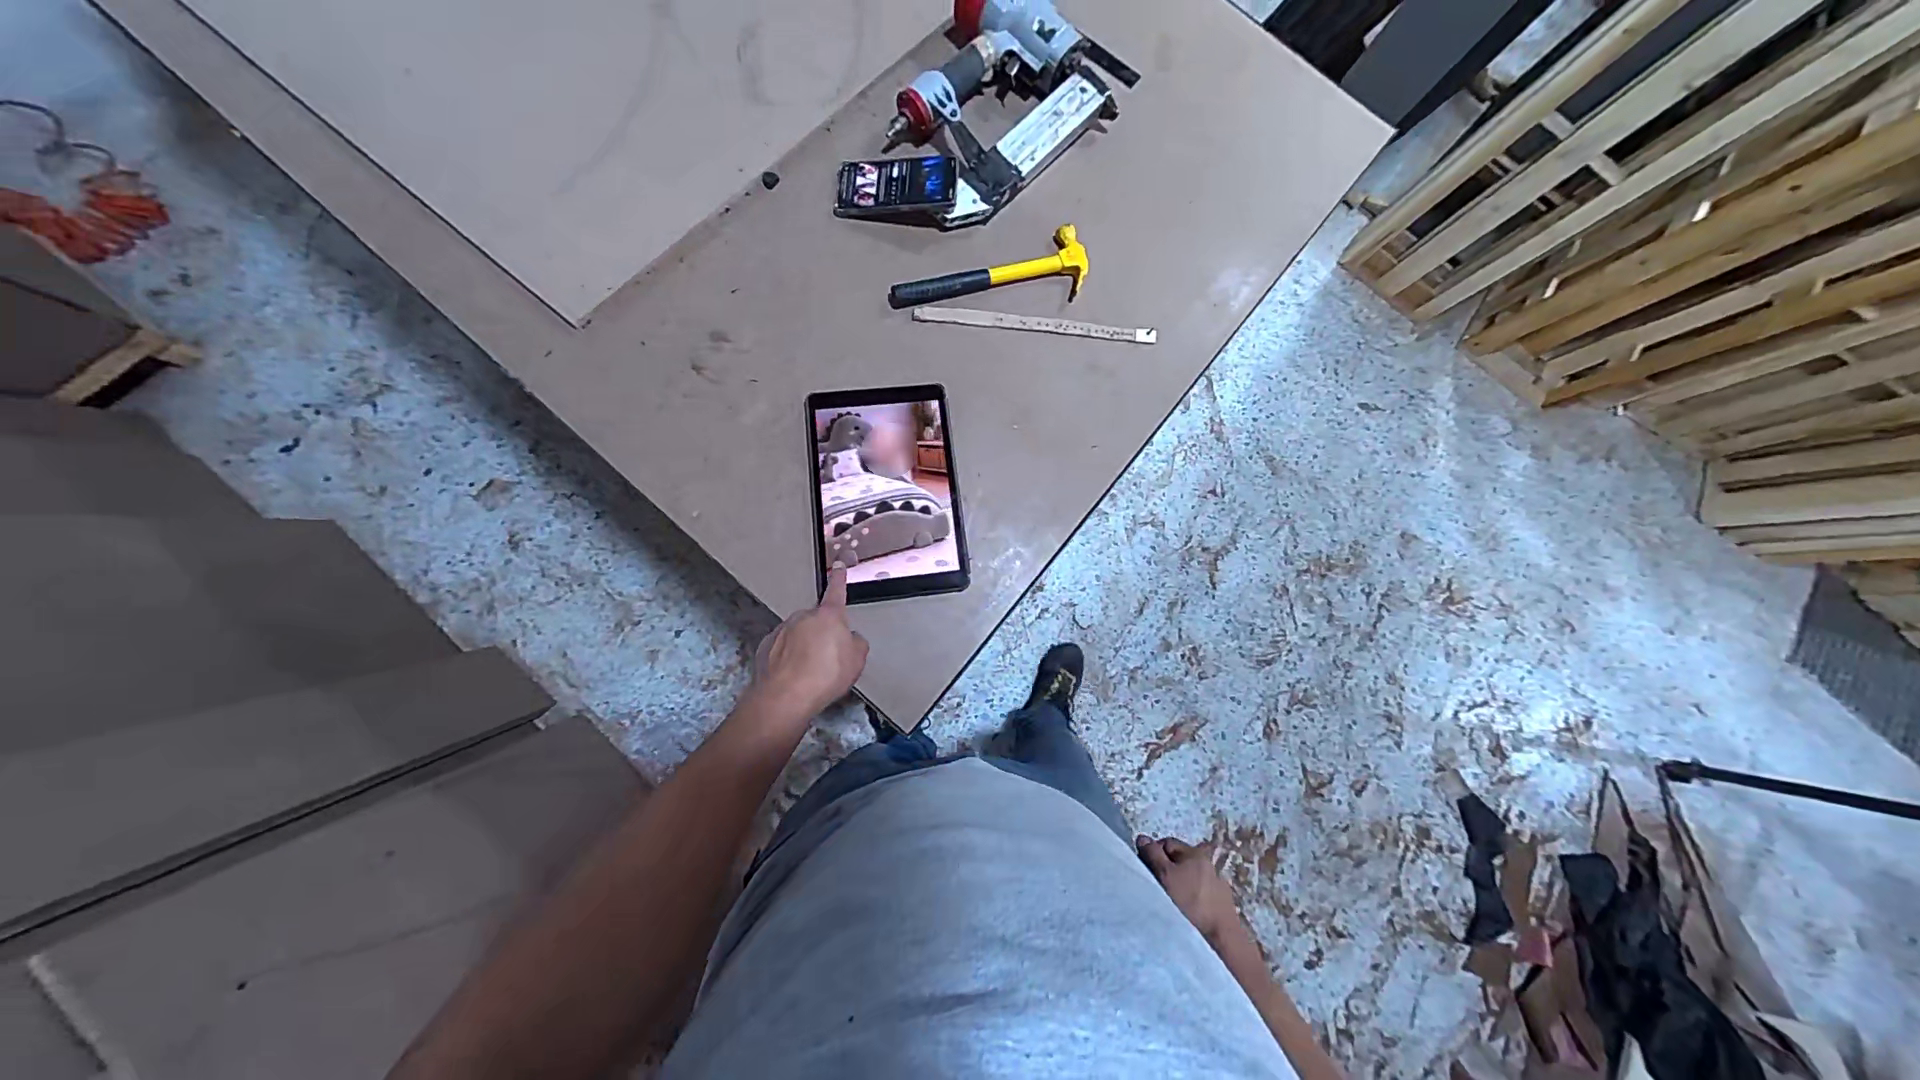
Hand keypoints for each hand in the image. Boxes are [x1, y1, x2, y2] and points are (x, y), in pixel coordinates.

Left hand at [744, 568, 868, 725]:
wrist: (787, 696)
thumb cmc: (822, 676)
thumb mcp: (857, 660)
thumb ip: (856, 643)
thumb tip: (851, 641)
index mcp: (828, 616)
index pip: (836, 591)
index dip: (839, 579)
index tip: (839, 568)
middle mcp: (803, 618)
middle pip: (817, 621)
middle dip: (822, 635)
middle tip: (829, 658)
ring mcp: (782, 631)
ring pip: (798, 635)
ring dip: (805, 648)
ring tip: (811, 672)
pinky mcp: (766, 647)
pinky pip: (782, 649)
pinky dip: (788, 659)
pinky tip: (794, 676)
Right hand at [1137, 836, 1247, 945]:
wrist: (1222, 938)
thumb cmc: (1190, 903)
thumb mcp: (1164, 875)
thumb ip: (1152, 854)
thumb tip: (1142, 837)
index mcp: (1195, 853)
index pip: (1166, 843)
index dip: (1153, 854)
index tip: (1147, 871)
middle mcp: (1209, 864)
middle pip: (1178, 861)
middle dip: (1166, 871)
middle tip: (1157, 887)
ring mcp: (1218, 885)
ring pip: (1189, 879)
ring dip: (1179, 887)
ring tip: (1170, 902)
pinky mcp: (1222, 904)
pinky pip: (1199, 895)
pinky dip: (1191, 900)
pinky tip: (1187, 912)